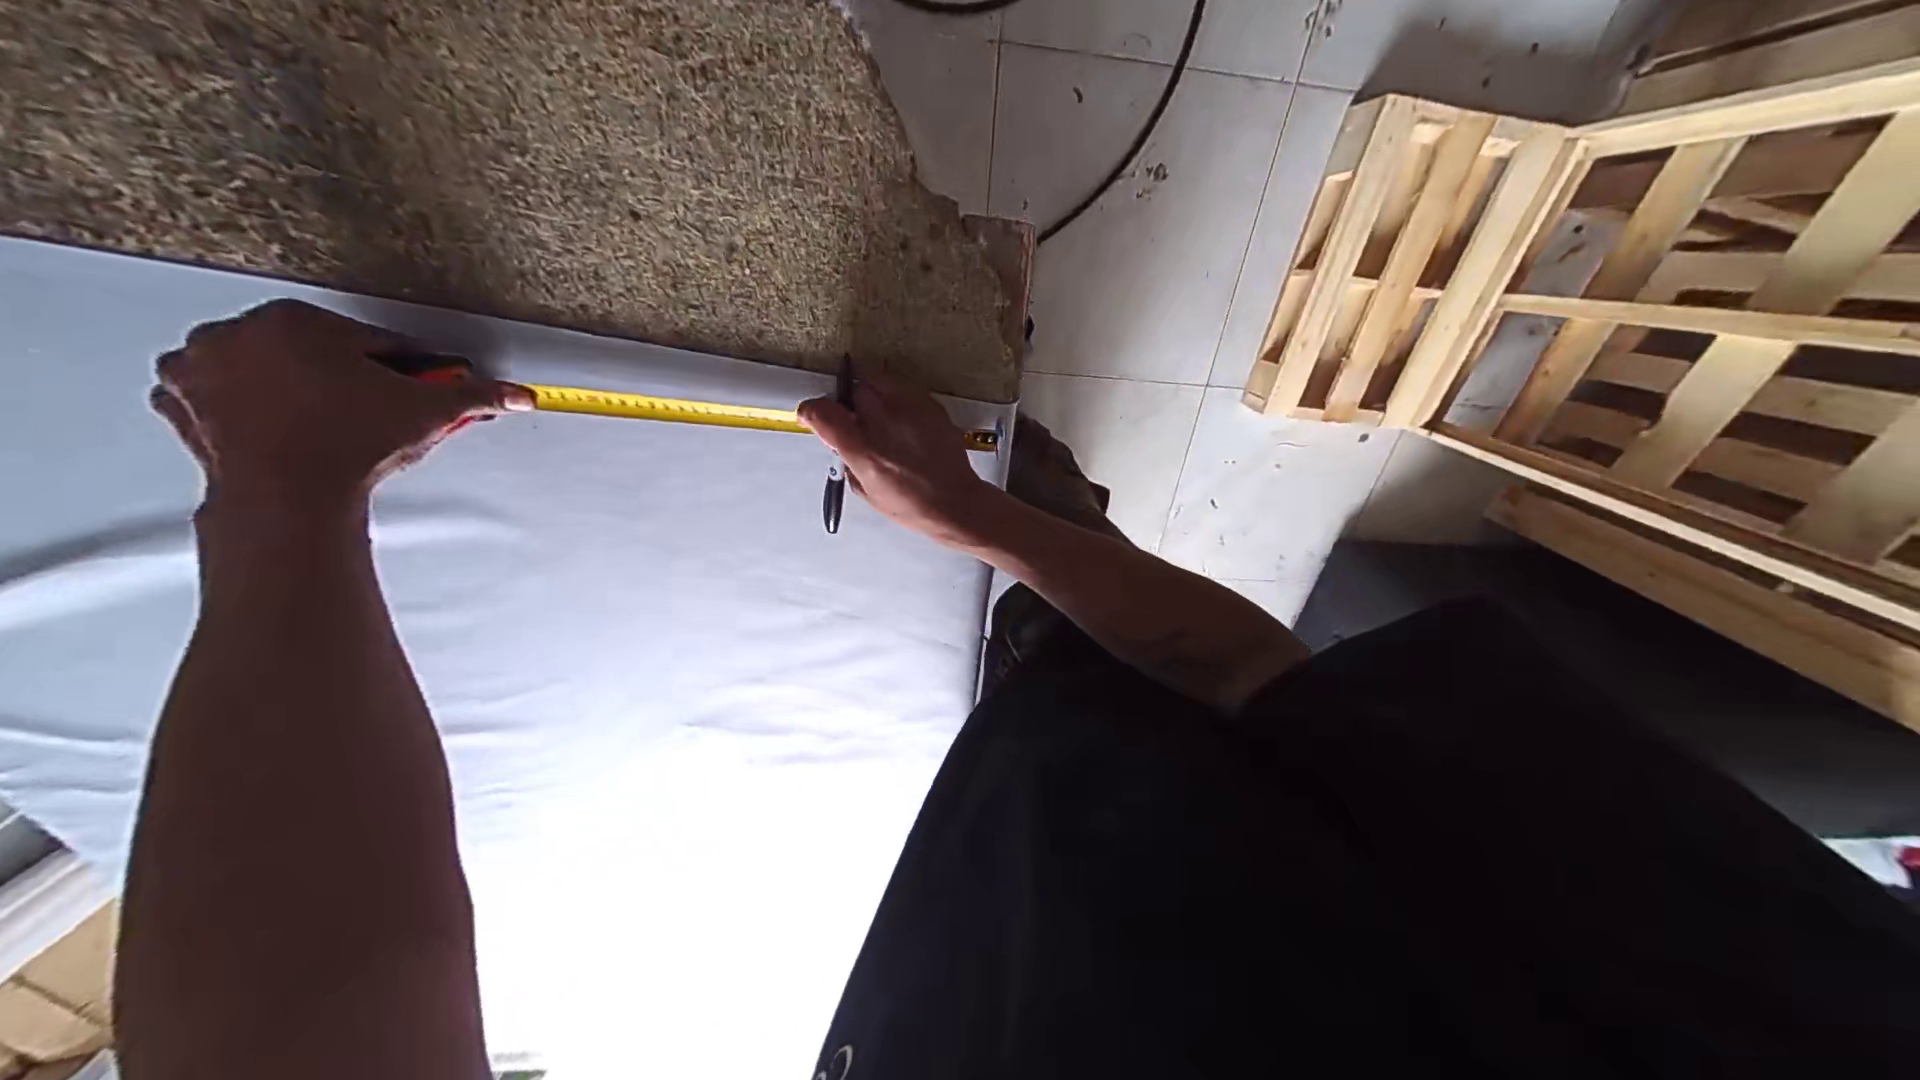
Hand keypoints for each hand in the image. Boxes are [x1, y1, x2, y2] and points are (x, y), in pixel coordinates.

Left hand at [150, 299, 530, 516]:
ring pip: (272, 371)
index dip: (411, 371)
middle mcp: (240, 333)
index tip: (420, 388)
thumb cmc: (349, 442)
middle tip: (384, 412)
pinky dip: (251, 406)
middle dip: (356, 379)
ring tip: (340, 424)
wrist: (290, 494)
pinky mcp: (181, 404)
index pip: (377, 342)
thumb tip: (518, 394)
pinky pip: (222, 394)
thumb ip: (478, 396)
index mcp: (300, 321)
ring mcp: (202, 367)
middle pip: (322, 353)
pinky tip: (288, 427)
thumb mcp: (432, 412)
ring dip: (304, 389)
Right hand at [798, 370, 1003, 547]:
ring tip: (874, 412)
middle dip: (846, 402)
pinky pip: (900, 384)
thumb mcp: (867, 490)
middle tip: (852, 418)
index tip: (813, 414)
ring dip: (868, 391)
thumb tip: (836, 437)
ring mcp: (910, 411)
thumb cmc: (914, 504)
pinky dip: (892, 393)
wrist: (955, 502)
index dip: (812, 411)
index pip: (823, 412)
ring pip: (875, 377)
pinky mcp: (929, 405)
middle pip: (851, 390)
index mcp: (865, 452)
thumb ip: (846, 458)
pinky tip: (896, 414)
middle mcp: (886, 425)